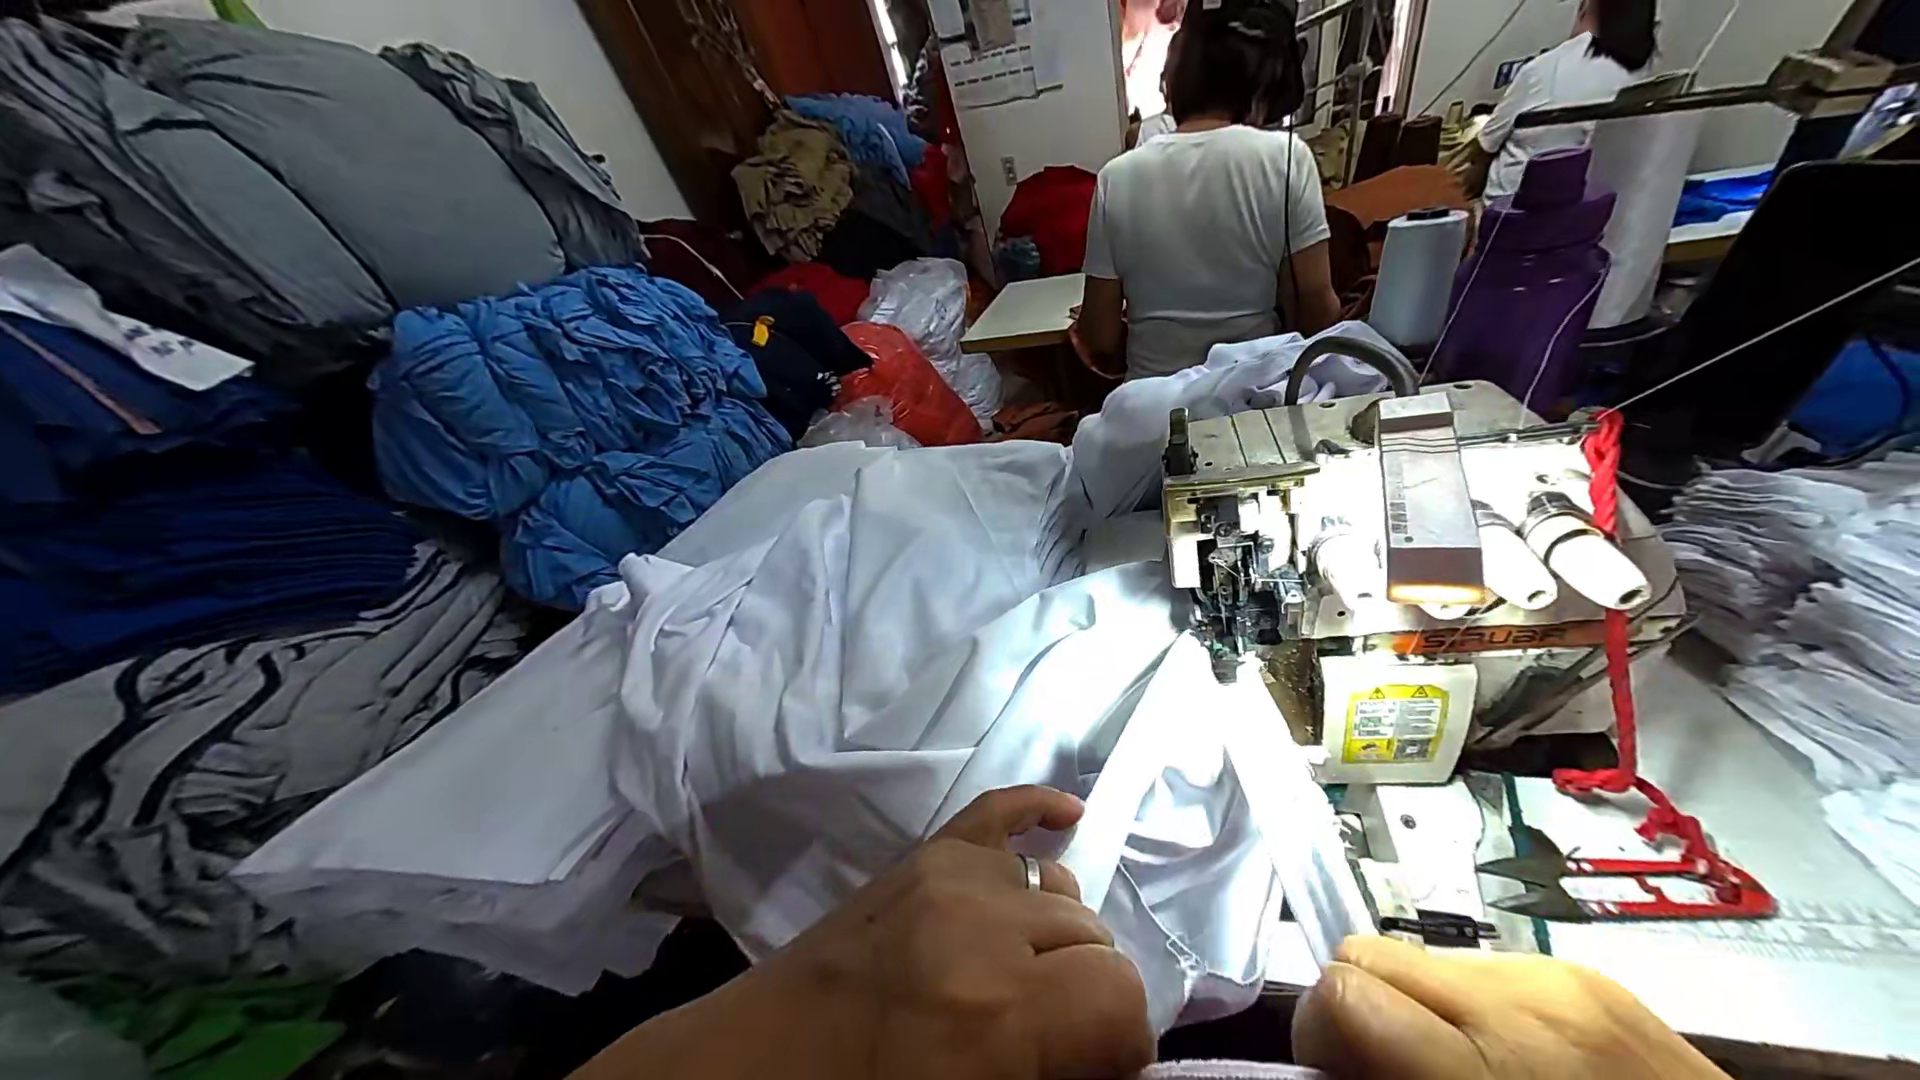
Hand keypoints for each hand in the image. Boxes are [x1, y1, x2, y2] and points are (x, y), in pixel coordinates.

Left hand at [576, 786, 1153, 1079]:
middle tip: (1060, 1027)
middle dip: (1090, 987)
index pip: (1120, 990)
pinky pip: (998, 808)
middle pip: (1091, 933)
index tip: (1107, 1060)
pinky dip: (1037, 808)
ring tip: (1033, 971)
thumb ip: (1063, 1069)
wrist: (768, 1062)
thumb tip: (1120, 1043)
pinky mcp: (924, 851)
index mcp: (996, 1011)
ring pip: (1058, 886)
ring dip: (1060, 934)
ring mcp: (947, 873)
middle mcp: (980, 924)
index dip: (1126, 1035)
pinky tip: (1067, 815)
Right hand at [1293, 936, 1729, 1079]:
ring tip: (1464, 1063)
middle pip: (1364, 950)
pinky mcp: (1587, 973)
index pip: (1343, 990)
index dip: (1318, 1027)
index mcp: (1498, 1071)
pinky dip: (1471, 1006)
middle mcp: (1527, 1004)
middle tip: (1386, 1064)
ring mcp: (1562, 979)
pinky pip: (1477, 964)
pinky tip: (1512, 1056)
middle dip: (1360, 1004)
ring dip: (1417, 1004)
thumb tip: (1324, 1057)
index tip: (1330, 1064)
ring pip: (1415, 952)